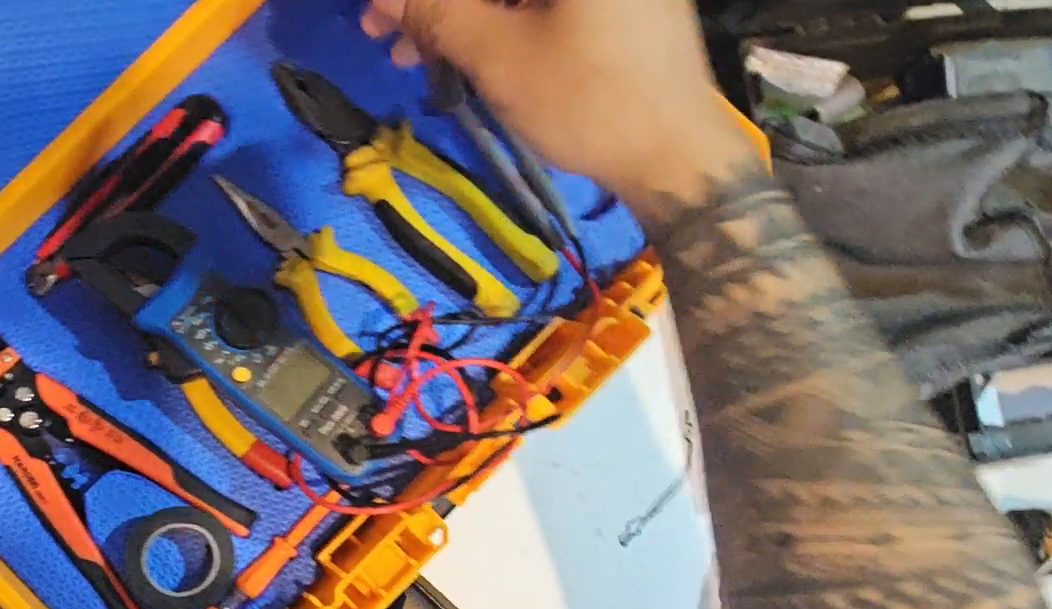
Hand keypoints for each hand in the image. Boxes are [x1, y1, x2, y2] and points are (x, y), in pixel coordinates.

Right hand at [360, 0, 754, 215]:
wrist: (673, 149)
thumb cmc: (588, 101)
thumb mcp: (502, 58)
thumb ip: (439, 15)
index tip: (378, 16)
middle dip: (435, 3)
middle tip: (384, 34)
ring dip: (458, 15)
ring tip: (412, 55)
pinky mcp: (609, 0)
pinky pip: (537, 0)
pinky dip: (494, 18)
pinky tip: (459, 48)